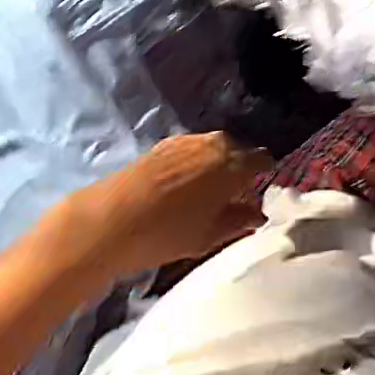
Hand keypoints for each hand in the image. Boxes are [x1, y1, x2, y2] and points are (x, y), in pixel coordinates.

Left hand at [55, 132, 273, 278]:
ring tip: (210, 193)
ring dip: (218, 165)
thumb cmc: (167, 232)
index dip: (264, 175)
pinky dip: (197, 163)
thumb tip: (257, 213)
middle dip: (241, 170)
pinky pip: (193, 150)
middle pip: (238, 151)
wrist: (109, 220)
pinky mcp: (164, 144)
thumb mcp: (209, 235)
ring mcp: (187, 140)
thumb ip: (239, 220)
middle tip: (236, 196)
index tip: (262, 192)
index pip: (262, 159)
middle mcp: (213, 142)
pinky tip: (186, 187)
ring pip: (214, 149)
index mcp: (232, 162)